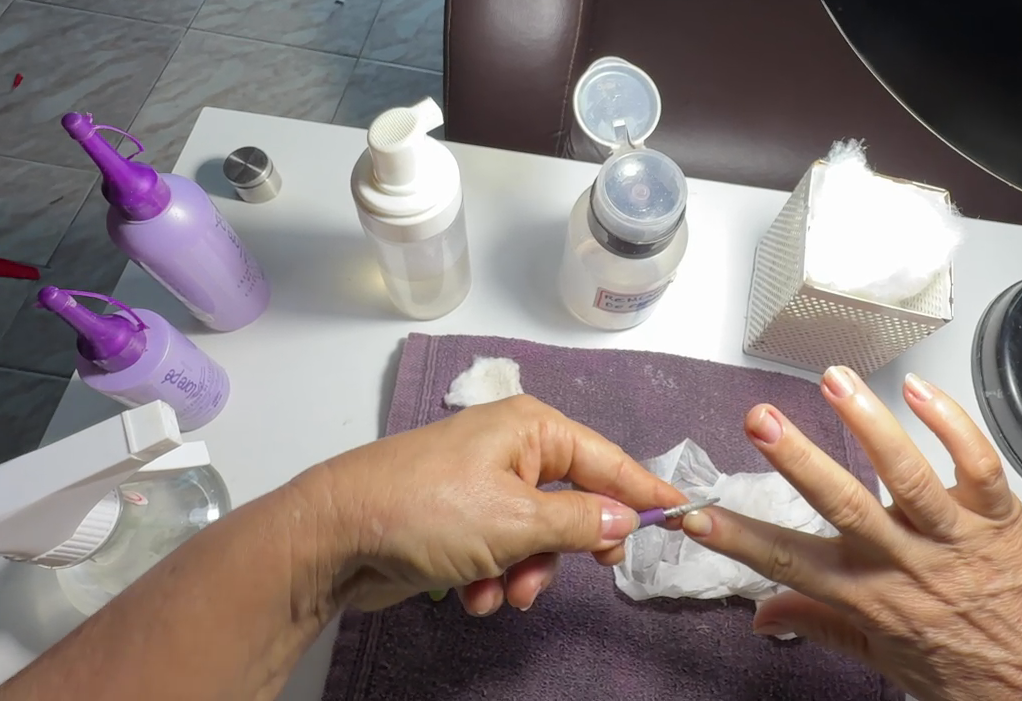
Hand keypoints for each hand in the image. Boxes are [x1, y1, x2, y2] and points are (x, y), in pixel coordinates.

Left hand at [297, 394, 683, 618]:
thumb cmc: (434, 510)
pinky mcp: (463, 518)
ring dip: (529, 570)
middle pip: (573, 500)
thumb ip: (579, 522)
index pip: (605, 458)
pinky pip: (504, 549)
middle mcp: (514, 448)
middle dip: (570, 546)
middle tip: (595, 571)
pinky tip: (474, 593)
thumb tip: (628, 520)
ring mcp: (486, 483)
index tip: (683, 512)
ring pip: (539, 534)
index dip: (644, 488)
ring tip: (504, 591)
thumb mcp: (516, 521)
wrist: (338, 533)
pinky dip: (497, 575)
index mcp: (532, 428)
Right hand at [680, 367, 1021, 700]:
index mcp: (870, 597)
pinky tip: (918, 387)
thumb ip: (818, 624)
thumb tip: (760, 615)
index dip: (740, 538)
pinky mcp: (998, 515)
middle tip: (760, 421)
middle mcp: (907, 563)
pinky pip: (977, 465)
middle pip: (845, 506)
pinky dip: (950, 424)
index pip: (791, 564)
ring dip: (869, 425)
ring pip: (909, 477)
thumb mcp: (885, 659)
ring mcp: (955, 536)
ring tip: (834, 381)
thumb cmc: (970, 669)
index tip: (696, 512)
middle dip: (798, 460)